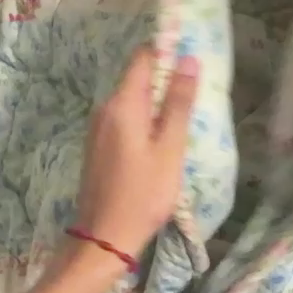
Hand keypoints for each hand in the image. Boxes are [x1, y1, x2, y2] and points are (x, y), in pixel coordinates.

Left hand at [71, 46, 200, 260]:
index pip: (144, 58)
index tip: (193, 62)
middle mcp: (104, 111)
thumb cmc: (141, 197)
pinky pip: (123, 124)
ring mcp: (97, 132)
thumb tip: (188, 60)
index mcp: (121, 105)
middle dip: (165, 82)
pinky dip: (143, 126)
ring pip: (131, 104)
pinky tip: (160, 145)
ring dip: (156, 107)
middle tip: (195, 97)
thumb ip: (178, 104)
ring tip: (182, 123)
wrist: (103, 240)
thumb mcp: (169, 150)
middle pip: (137, 80)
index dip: (169, 53)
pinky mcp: (97, 150)